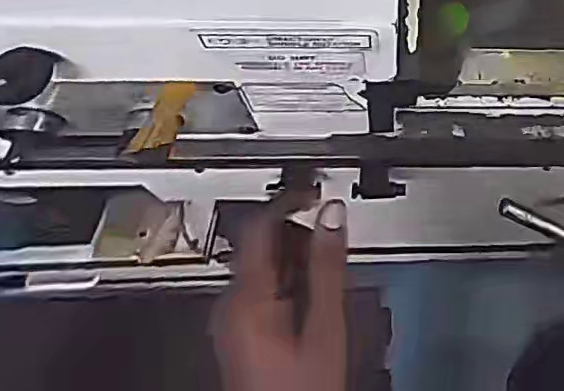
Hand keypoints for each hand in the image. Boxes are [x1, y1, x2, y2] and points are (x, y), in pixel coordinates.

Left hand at [212, 193, 349, 390]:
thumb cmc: (300, 390)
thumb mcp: (325, 325)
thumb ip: (327, 264)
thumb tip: (333, 213)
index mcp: (246, 297)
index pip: (260, 223)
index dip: (289, 200)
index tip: (315, 191)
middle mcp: (230, 306)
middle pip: (261, 242)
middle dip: (297, 229)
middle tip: (327, 224)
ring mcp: (232, 321)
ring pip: (262, 263)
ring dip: (294, 253)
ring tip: (324, 257)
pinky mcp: (239, 333)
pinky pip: (260, 286)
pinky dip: (287, 276)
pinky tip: (310, 288)